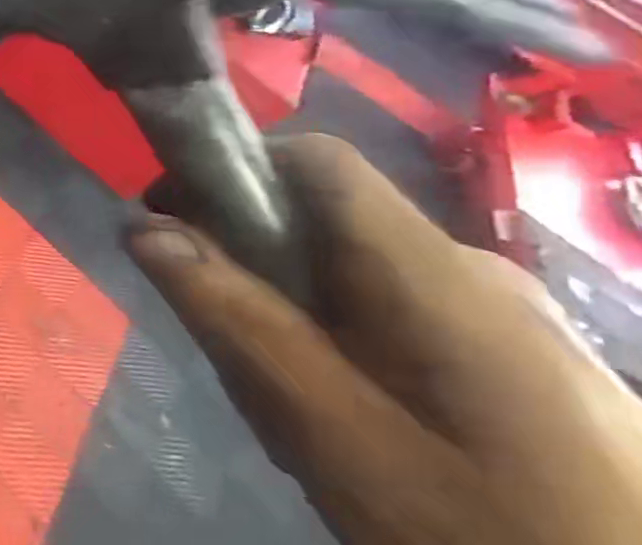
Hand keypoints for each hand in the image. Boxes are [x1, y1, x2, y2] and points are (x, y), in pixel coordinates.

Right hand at [129, 134, 641, 544]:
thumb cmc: (492, 535)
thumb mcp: (339, 436)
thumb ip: (238, 322)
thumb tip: (142, 228)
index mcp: (438, 275)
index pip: (316, 161)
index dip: (232, 168)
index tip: (172, 222)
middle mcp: (479, 275)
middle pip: (323, 222)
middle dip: (250, 263)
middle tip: (226, 345)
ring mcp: (512, 320)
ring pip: (353, 274)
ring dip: (293, 312)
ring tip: (289, 402)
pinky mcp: (527, 363)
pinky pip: (398, 315)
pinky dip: (343, 341)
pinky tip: (352, 420)